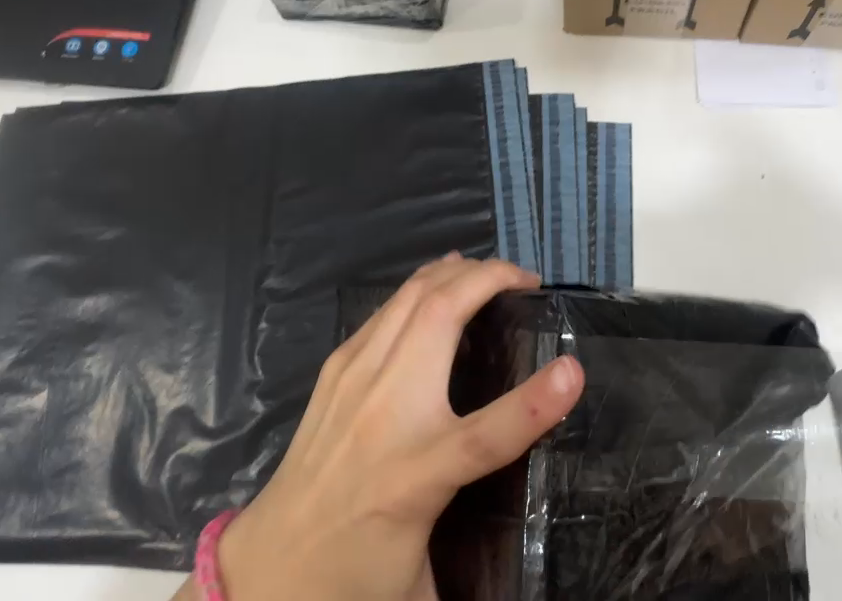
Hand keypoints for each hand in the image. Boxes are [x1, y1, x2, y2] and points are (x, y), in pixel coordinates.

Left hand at [207, 253, 583, 600]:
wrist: (267, 564)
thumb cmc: (353, 571)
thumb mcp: (423, 581)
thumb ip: (473, 562)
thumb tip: (519, 559)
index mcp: (414, 476)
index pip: (488, 436)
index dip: (538, 402)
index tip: (574, 370)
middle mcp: (383, 413)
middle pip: (439, 317)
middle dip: (488, 279)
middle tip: (526, 280)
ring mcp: (352, 380)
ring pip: (409, 298)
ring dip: (453, 272)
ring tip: (490, 271)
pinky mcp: (335, 369)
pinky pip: (385, 309)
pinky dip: (419, 285)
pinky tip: (436, 284)